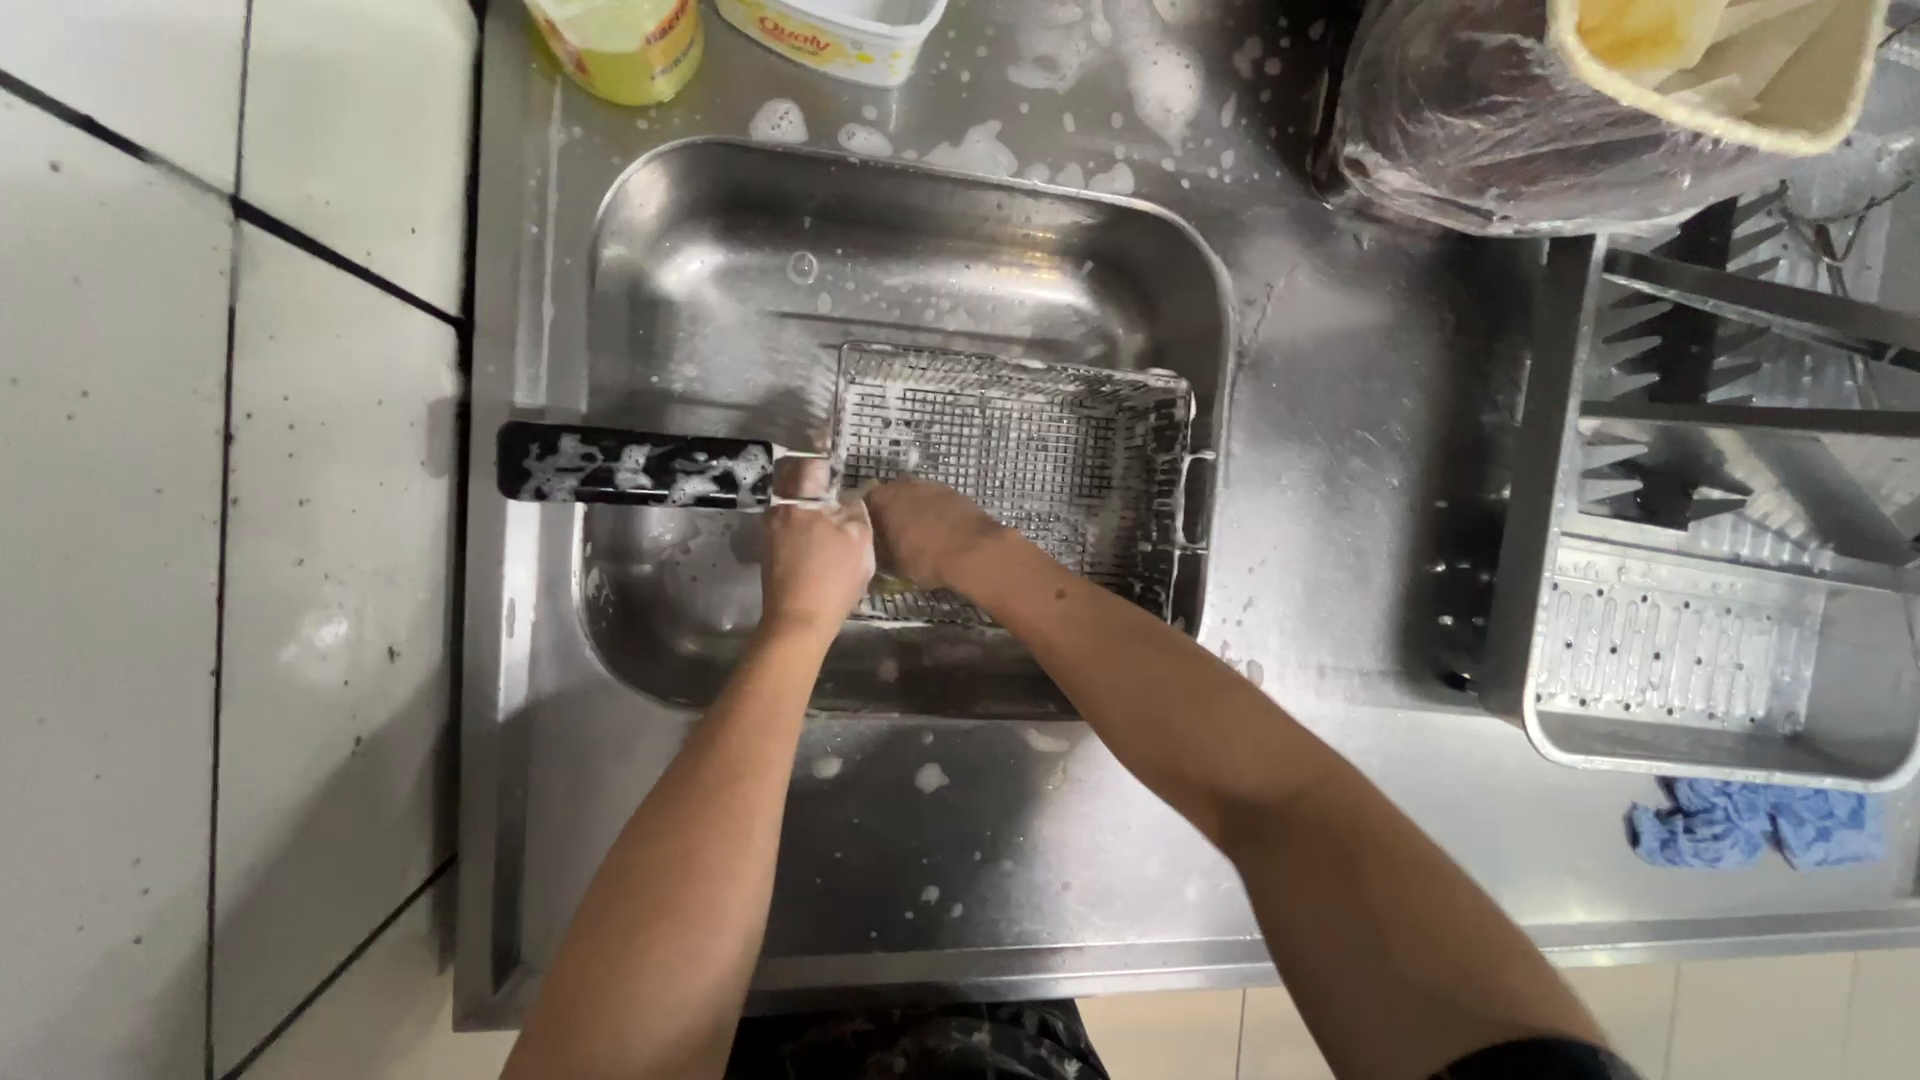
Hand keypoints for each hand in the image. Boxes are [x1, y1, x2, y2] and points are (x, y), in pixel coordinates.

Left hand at [759, 459, 873, 639]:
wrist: (798, 623)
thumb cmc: (832, 579)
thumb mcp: (860, 542)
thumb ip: (856, 513)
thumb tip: (850, 502)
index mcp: (797, 503)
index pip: (809, 467)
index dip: (825, 464)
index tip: (838, 468)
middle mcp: (776, 514)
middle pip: (799, 491)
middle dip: (818, 495)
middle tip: (840, 506)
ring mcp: (768, 537)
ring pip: (794, 515)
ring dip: (812, 518)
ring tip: (834, 533)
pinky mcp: (768, 558)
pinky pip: (789, 535)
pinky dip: (804, 537)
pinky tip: (821, 553)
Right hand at [863, 477, 1010, 589]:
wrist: (975, 550)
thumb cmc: (926, 558)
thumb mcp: (893, 564)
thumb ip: (879, 553)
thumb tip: (874, 551)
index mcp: (882, 500)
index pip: (862, 507)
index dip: (865, 523)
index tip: (869, 538)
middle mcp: (903, 485)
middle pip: (890, 498)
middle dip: (889, 515)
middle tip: (892, 537)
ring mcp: (930, 485)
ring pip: (913, 498)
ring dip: (912, 512)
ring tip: (917, 535)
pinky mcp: (953, 492)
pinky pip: (934, 502)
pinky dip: (933, 513)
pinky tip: (938, 531)